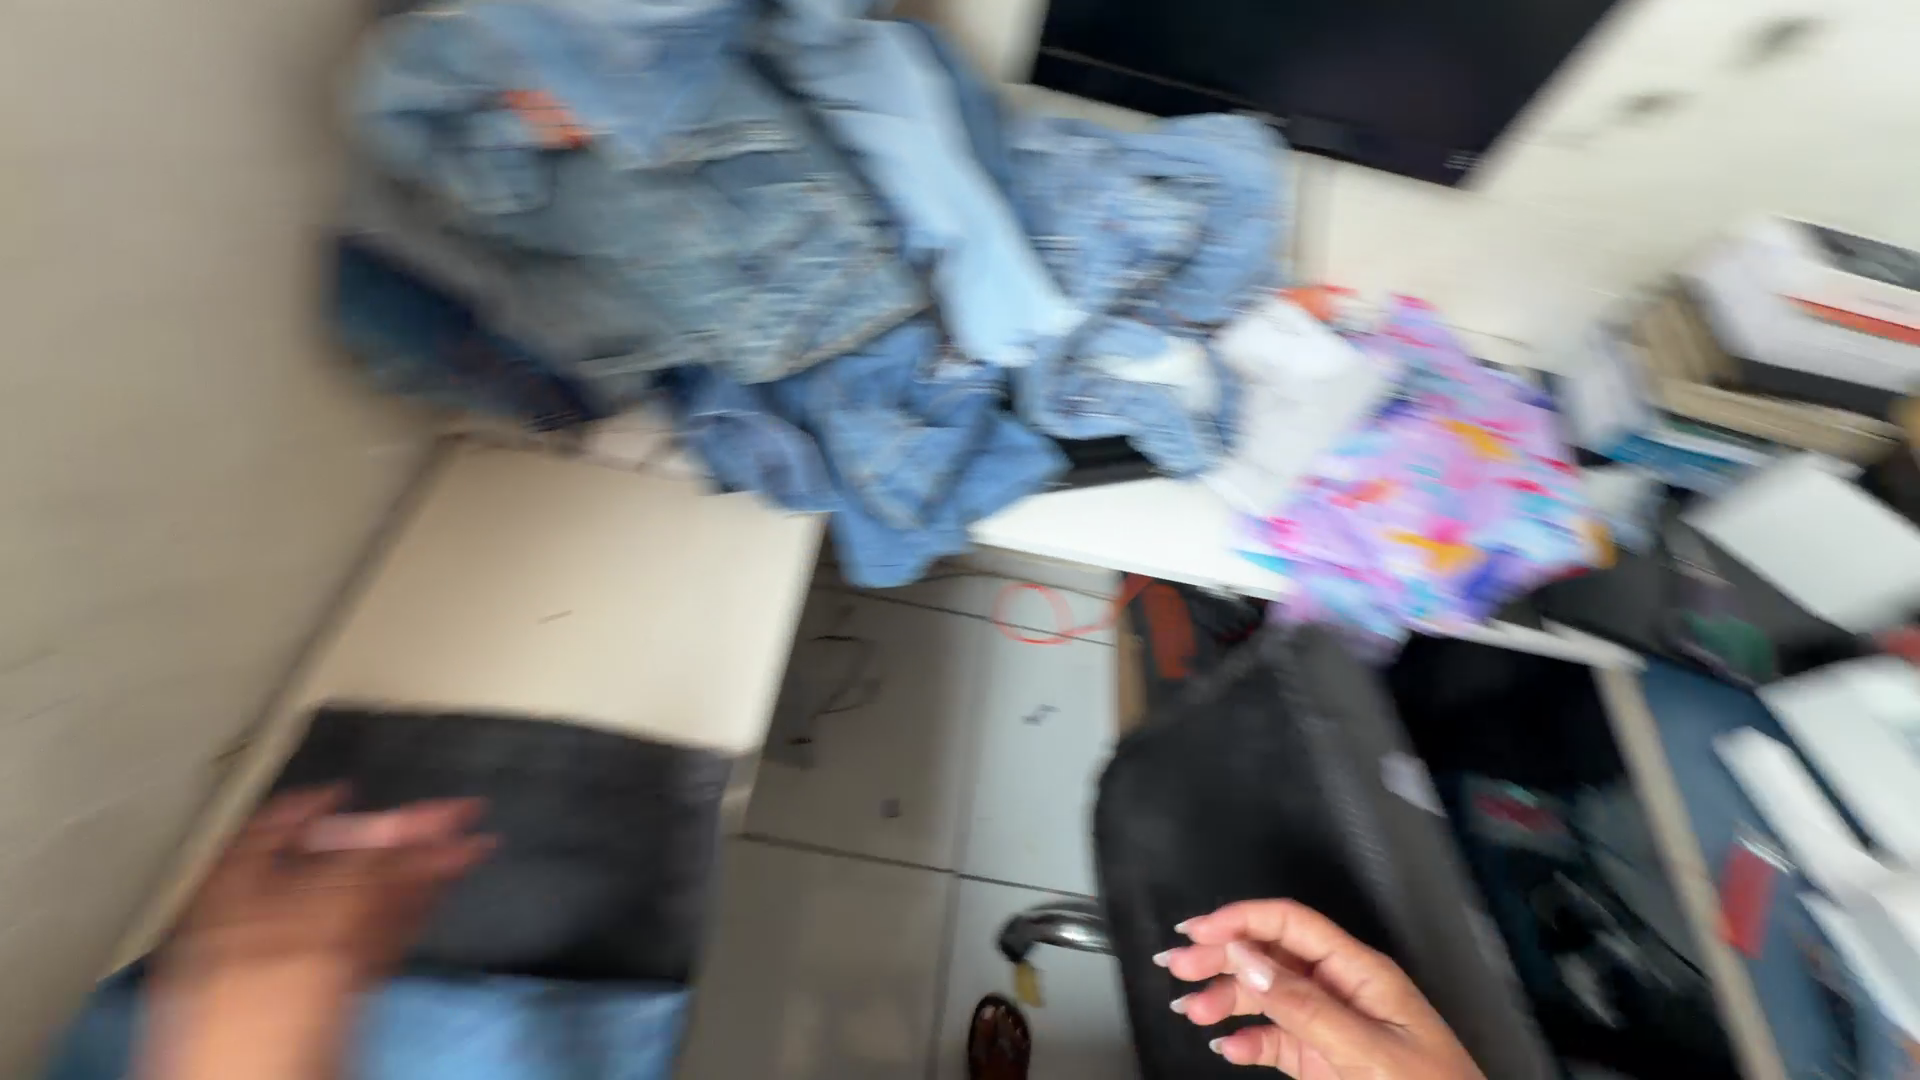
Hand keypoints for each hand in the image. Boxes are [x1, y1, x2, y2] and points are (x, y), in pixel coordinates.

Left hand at [142, 786, 493, 1079]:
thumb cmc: (259, 1029)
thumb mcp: (306, 942)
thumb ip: (358, 876)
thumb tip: (406, 821)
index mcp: (236, 913)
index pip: (266, 843)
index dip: (309, 811)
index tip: (352, 787)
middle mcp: (267, 929)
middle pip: (339, 865)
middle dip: (399, 834)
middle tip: (457, 811)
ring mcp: (304, 961)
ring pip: (372, 896)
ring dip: (424, 864)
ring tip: (474, 838)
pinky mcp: (337, 989)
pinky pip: (382, 930)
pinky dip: (419, 902)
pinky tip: (450, 879)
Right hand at [1157, 899, 1484, 1079]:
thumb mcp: (1369, 1055)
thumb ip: (1304, 1004)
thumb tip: (1243, 955)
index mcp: (1358, 971)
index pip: (1288, 923)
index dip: (1239, 919)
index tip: (1196, 931)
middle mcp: (1338, 988)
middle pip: (1268, 955)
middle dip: (1219, 956)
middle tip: (1174, 967)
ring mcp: (1330, 1024)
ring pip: (1264, 995)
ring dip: (1224, 999)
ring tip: (1188, 1011)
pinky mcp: (1323, 1060)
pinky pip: (1275, 1038)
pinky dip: (1246, 1039)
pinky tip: (1225, 1046)